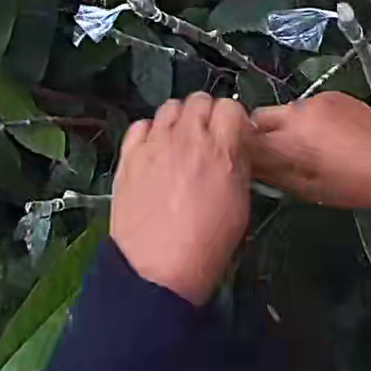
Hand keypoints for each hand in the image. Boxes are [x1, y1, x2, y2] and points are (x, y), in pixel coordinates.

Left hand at [110, 93, 252, 303]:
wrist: (158, 270)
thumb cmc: (206, 245)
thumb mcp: (241, 203)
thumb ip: (238, 164)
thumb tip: (235, 147)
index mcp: (221, 149)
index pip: (231, 106)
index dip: (233, 119)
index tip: (232, 133)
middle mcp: (187, 138)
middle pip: (199, 100)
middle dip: (207, 114)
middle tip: (208, 136)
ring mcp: (155, 144)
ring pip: (170, 107)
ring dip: (180, 119)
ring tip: (181, 141)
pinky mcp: (129, 156)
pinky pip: (141, 124)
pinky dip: (150, 131)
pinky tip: (155, 149)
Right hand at [248, 92, 370, 211]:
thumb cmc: (352, 186)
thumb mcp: (306, 190)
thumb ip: (272, 174)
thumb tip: (250, 165)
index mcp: (286, 141)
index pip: (244, 137)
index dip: (243, 148)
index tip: (248, 160)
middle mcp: (294, 113)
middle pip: (258, 117)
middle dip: (260, 133)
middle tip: (278, 154)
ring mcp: (314, 100)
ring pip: (284, 110)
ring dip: (287, 125)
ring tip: (310, 145)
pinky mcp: (332, 93)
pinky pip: (308, 104)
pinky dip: (309, 117)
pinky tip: (329, 134)